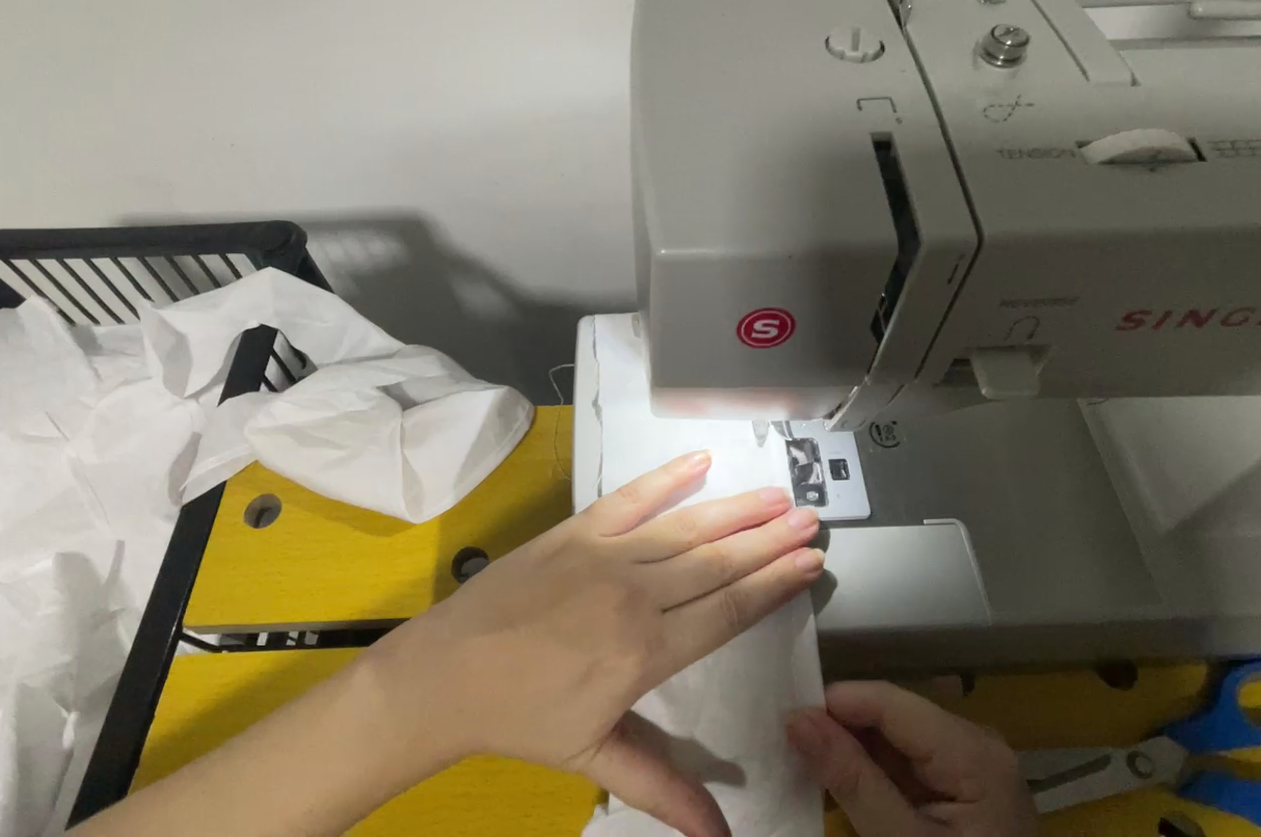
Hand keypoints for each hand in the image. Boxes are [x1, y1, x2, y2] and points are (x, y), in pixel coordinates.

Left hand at [364, 450, 824, 835]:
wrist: (447, 673)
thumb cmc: (523, 717)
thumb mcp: (594, 757)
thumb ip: (663, 786)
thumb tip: (721, 836)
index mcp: (645, 651)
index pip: (727, 611)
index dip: (774, 585)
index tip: (812, 563)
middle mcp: (634, 594)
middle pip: (717, 562)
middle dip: (770, 541)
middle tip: (813, 519)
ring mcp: (604, 555)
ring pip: (685, 528)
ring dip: (736, 510)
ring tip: (779, 494)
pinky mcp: (576, 530)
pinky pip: (630, 497)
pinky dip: (667, 478)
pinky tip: (702, 460)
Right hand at [788, 681, 1037, 836]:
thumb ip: (853, 780)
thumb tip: (796, 719)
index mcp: (974, 752)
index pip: (888, 701)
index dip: (833, 703)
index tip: (784, 722)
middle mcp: (977, 742)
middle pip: (891, 715)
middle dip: (840, 727)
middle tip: (787, 745)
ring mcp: (972, 765)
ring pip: (894, 737)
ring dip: (851, 750)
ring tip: (806, 762)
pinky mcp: (963, 787)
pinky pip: (907, 762)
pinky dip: (872, 771)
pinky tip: (843, 783)